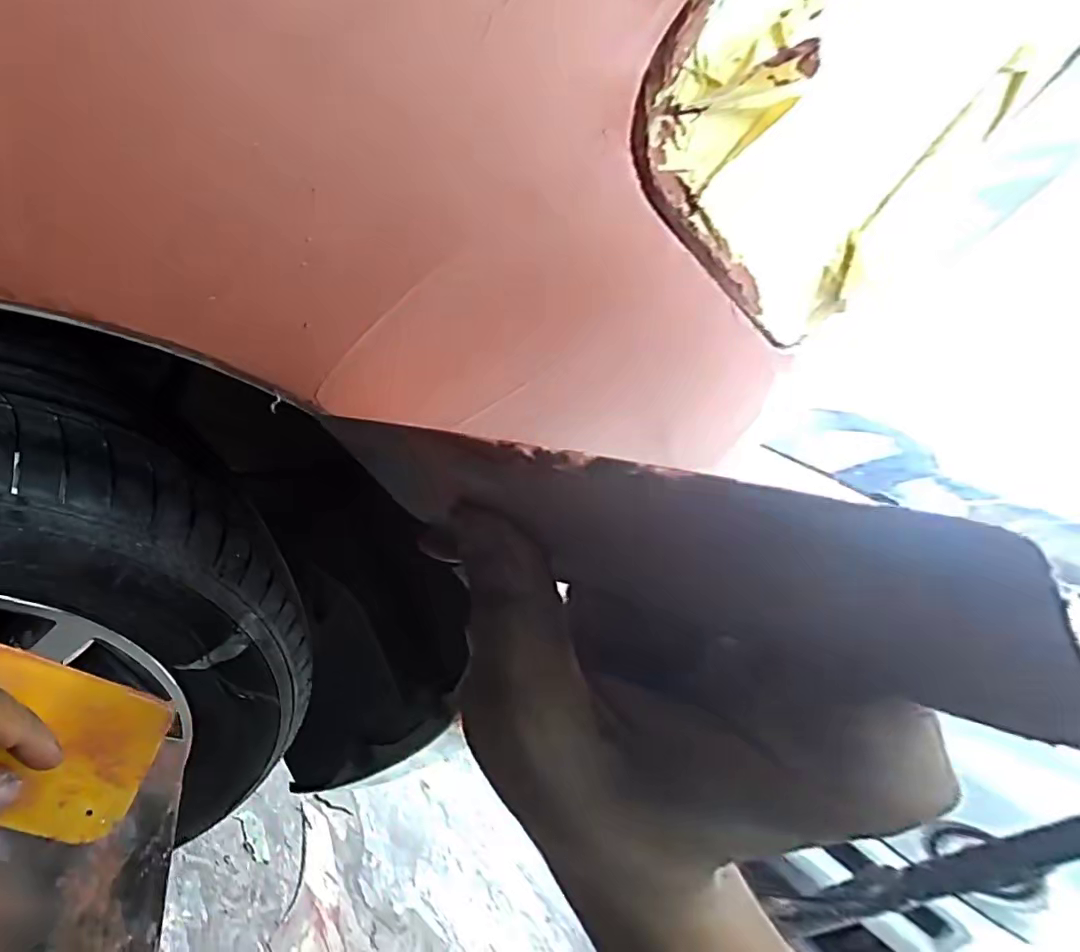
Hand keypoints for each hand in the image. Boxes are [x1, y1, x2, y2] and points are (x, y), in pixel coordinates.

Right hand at [445, 506, 957, 949]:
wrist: (610, 839)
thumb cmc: (586, 811)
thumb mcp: (532, 726)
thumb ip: (514, 617)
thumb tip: (479, 512)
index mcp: (847, 735)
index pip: (794, 587)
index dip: (686, 525)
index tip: (573, 492)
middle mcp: (851, 676)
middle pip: (740, 553)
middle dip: (618, 517)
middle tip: (507, 494)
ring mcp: (788, 638)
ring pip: (691, 541)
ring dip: (587, 526)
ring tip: (491, 515)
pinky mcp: (727, 614)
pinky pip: (661, 553)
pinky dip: (584, 543)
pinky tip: (512, 538)